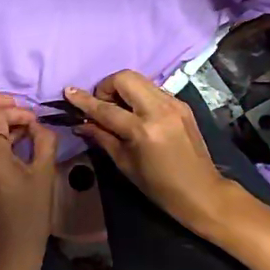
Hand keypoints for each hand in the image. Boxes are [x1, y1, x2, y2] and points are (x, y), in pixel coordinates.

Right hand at [66, 71, 239, 236]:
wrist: (202, 191)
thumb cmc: (159, 186)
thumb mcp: (125, 164)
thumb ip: (102, 138)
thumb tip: (81, 124)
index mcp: (143, 130)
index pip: (106, 109)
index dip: (84, 101)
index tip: (68, 92)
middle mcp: (159, 110)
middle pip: (125, 78)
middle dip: (107, 86)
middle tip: (101, 105)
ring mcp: (174, 104)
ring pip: (140, 80)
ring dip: (122, 89)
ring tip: (117, 109)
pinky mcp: (182, 104)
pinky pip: (153, 89)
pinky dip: (138, 95)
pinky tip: (136, 113)